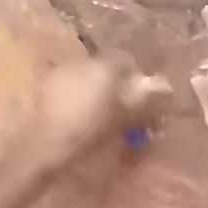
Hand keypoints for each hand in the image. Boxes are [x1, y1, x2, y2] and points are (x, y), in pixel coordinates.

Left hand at [24, 55, 166, 172]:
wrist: (41, 146)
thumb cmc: (88, 132)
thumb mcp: (124, 118)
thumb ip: (147, 100)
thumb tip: (167, 87)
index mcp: (105, 66)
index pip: (128, 64)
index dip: (137, 84)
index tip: (140, 105)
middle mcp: (82, 62)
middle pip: (106, 70)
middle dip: (115, 88)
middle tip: (120, 115)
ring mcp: (60, 72)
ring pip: (86, 78)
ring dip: (94, 93)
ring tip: (96, 119)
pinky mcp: (42, 87)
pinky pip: (68, 88)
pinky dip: (75, 99)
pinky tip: (74, 119)